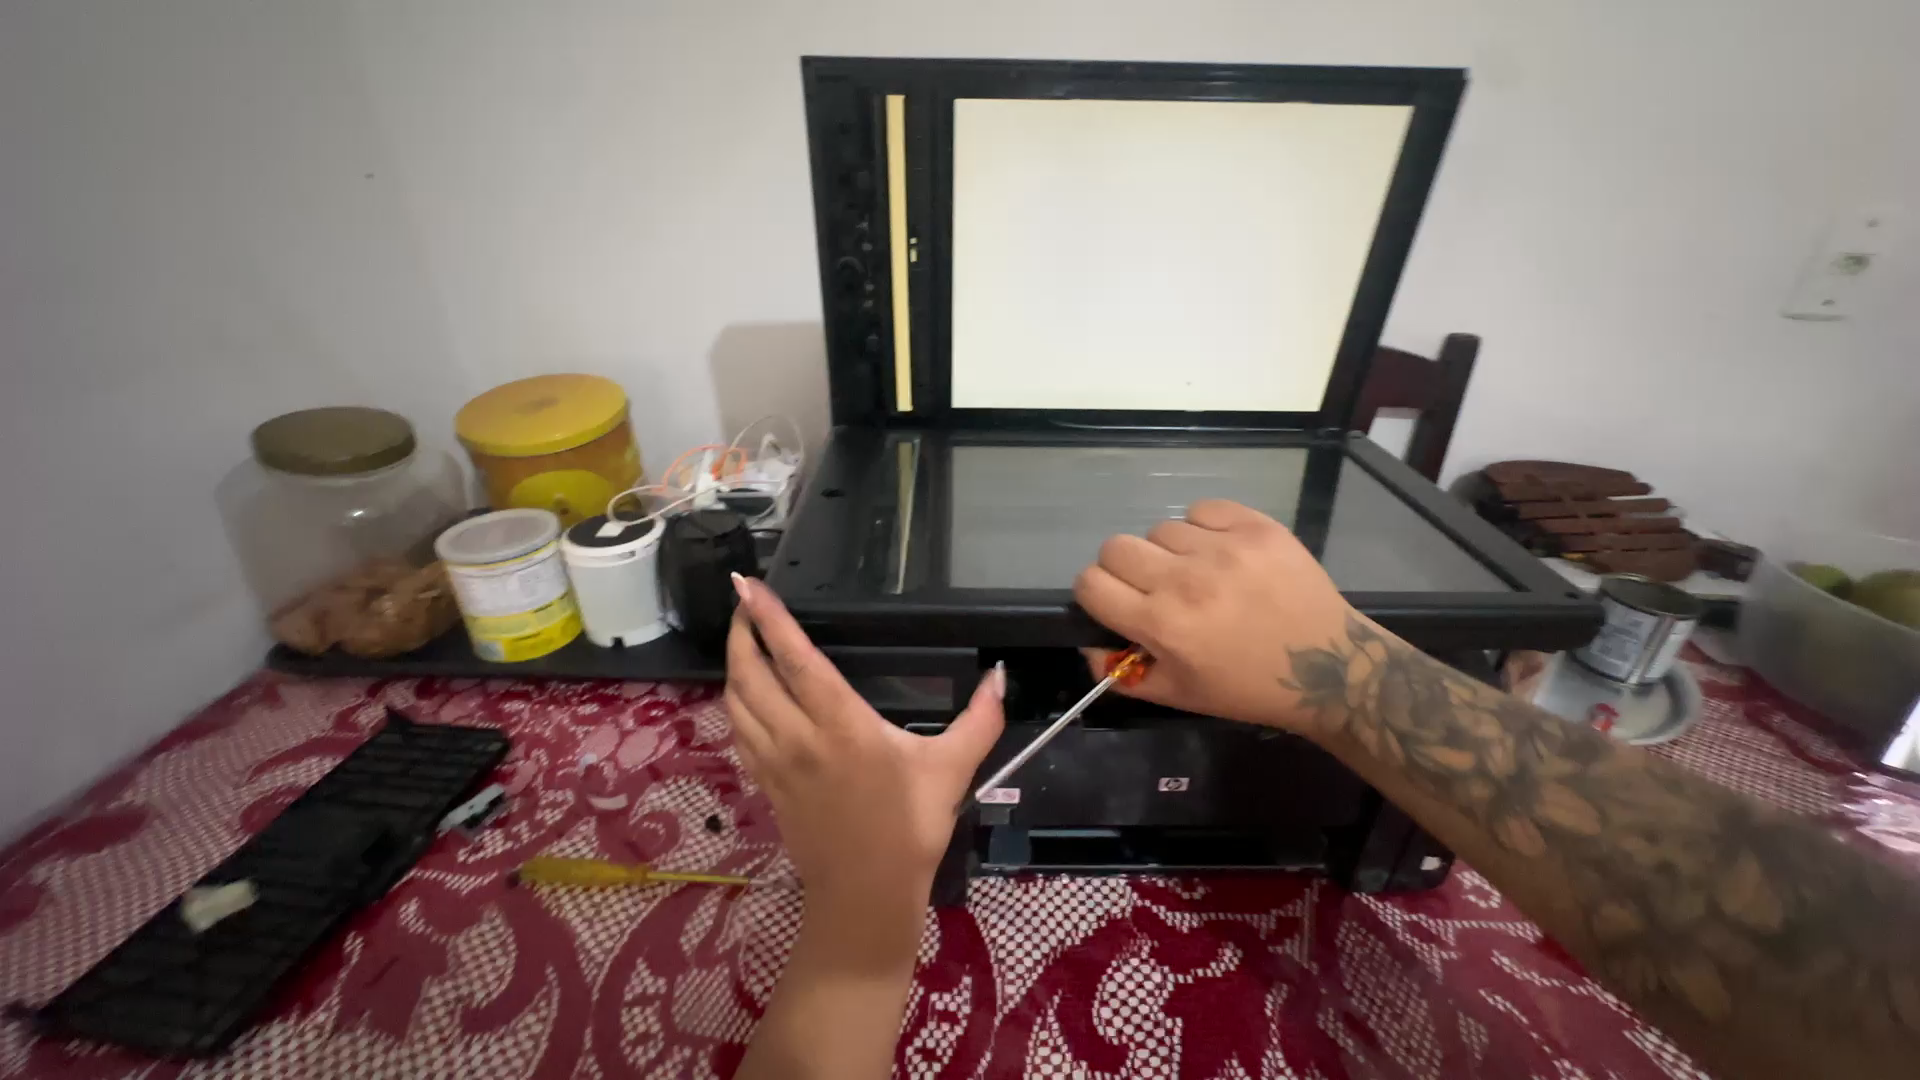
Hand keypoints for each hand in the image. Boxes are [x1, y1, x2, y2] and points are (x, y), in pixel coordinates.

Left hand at [724, 573, 1003, 955]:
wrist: (864, 897)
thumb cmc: (909, 828)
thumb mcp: (952, 770)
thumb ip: (979, 720)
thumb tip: (1000, 677)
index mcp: (841, 725)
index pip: (795, 659)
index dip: (770, 619)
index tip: (748, 586)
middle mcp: (798, 737)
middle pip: (751, 674)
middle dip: (741, 633)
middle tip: (744, 605)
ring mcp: (775, 763)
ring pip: (737, 703)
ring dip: (734, 666)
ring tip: (742, 641)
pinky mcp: (766, 785)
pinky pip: (739, 732)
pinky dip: (735, 704)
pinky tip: (745, 696)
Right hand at [1072, 499, 1357, 736]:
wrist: (1328, 667)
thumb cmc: (1245, 687)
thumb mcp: (1176, 694)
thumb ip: (1119, 673)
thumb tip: (1088, 641)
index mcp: (1161, 624)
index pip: (1090, 583)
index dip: (1095, 592)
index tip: (1115, 601)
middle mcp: (1185, 580)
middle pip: (1115, 547)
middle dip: (1124, 569)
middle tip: (1152, 586)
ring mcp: (1222, 548)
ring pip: (1160, 529)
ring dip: (1169, 551)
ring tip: (1198, 573)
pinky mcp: (1255, 526)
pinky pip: (1202, 510)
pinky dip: (1203, 528)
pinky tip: (1221, 553)